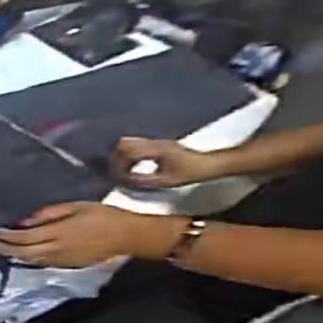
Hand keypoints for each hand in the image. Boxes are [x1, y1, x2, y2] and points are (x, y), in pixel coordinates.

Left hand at [0, 203, 186, 267]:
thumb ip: (48, 214)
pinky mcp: (66, 265)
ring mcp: (61, 260)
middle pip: (21, 252)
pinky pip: (40, 263)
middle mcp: (56, 249)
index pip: (24, 237)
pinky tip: (19, 254)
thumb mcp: (76, 206)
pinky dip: (26, 259)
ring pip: (29, 260)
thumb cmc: (104, 216)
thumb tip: (24, 221)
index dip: (5, 235)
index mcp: (58, 232)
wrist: (128, 236)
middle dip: (2, 248)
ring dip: (11, 255)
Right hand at [111, 138, 228, 189]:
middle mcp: (154, 142)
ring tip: (120, 169)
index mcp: (156, 150)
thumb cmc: (188, 173)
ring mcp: (155, 141)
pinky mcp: (156, 143)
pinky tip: (129, 163)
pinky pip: (135, 143)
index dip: (118, 166)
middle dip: (116, 159)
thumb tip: (122, 181)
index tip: (116, 177)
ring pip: (128, 142)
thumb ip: (142, 180)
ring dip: (120, 155)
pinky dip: (127, 152)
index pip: (128, 153)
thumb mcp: (165, 181)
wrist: (207, 164)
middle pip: (124, 144)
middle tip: (115, 172)